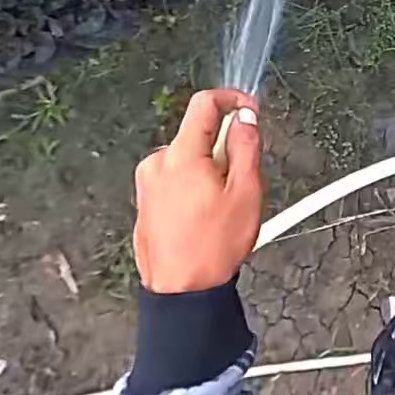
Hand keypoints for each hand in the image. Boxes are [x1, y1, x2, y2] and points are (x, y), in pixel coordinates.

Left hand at [133, 89, 263, 293]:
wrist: (182, 295)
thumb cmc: (214, 249)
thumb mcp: (246, 192)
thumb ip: (246, 146)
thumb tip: (245, 118)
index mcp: (182, 155)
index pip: (204, 103)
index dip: (232, 100)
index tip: (249, 111)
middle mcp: (158, 163)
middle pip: (198, 132)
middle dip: (224, 145)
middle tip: (241, 175)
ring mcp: (148, 183)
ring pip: (188, 156)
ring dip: (209, 166)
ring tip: (223, 203)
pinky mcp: (145, 200)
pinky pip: (175, 176)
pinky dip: (193, 183)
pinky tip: (205, 213)